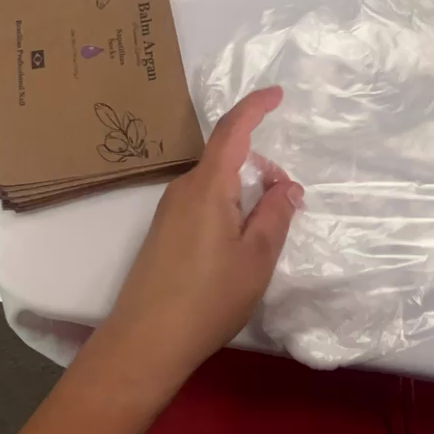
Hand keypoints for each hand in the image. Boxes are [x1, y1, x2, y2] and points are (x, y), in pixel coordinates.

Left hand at [93, 86, 301, 389]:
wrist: (146, 340)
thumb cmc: (208, 297)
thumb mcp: (256, 258)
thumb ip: (274, 215)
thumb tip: (287, 186)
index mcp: (207, 185)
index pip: (232, 130)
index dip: (254, 106)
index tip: (277, 93)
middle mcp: (184, 187)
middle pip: (225, 157)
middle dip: (259, 164)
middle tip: (286, 196)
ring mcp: (170, 209)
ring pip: (215, 181)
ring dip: (244, 188)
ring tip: (267, 224)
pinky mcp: (165, 230)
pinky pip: (203, 200)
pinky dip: (228, 204)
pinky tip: (240, 239)